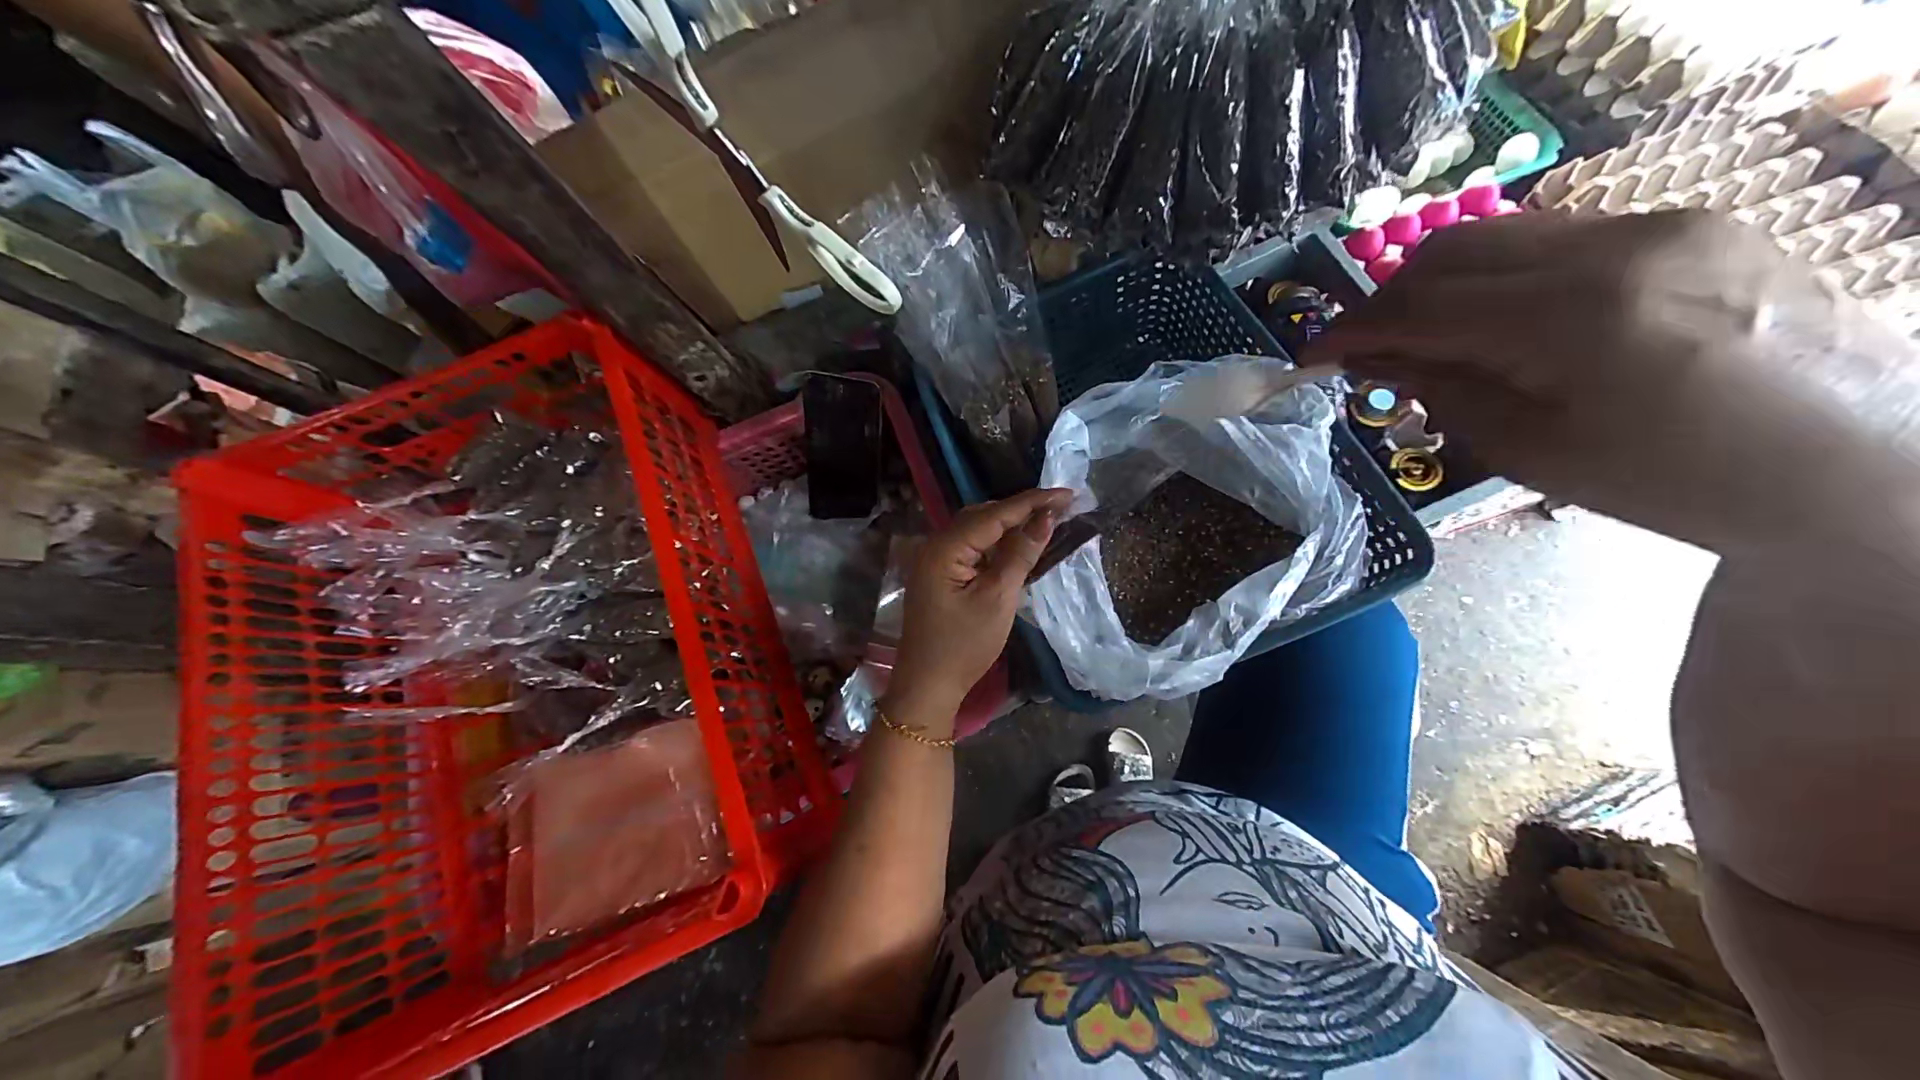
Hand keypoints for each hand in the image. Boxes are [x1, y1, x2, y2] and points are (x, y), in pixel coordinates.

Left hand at [886, 488, 1072, 718]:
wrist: (928, 686)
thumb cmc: (964, 645)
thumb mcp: (998, 598)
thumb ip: (1020, 554)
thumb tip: (1045, 518)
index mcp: (945, 548)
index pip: (995, 514)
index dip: (1032, 501)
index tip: (1068, 493)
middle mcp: (936, 546)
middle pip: (983, 516)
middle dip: (1022, 508)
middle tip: (1061, 505)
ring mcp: (936, 561)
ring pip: (978, 531)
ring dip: (1011, 524)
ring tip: (1047, 519)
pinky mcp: (941, 576)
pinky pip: (973, 548)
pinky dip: (997, 544)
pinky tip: (1019, 544)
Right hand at [1314, 210, 1919, 555]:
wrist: (1859, 462)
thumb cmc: (1675, 481)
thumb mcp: (1532, 450)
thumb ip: (1443, 389)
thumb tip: (1375, 359)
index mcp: (1573, 317)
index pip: (1421, 305)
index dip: (1353, 329)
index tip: (1311, 353)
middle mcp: (1615, 246)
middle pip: (1452, 250)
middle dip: (1388, 298)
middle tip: (1363, 347)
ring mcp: (1660, 225)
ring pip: (1502, 234)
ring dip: (1441, 283)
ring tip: (1425, 334)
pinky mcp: (1689, 225)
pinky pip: (1558, 238)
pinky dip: (1501, 275)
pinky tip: (1500, 319)